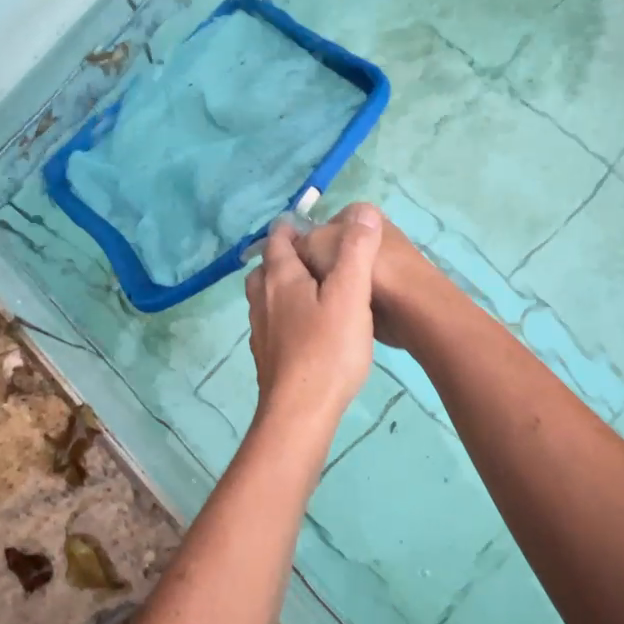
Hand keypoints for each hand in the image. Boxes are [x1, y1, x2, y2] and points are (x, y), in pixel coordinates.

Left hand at [245, 206, 383, 429]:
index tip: (306, 225)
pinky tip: (305, 329)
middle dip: (282, 258)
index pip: (277, 242)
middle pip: (265, 269)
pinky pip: (271, 324)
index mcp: (281, 279)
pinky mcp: (266, 357)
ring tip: (309, 291)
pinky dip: (284, 316)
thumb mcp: (350, 294)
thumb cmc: (327, 350)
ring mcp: (261, 331)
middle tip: (309, 257)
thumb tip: (363, 211)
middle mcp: (263, 300)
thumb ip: (356, 251)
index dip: (290, 229)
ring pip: (265, 298)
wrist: (299, 411)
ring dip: (281, 288)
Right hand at [294, 204, 438, 349]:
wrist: (409, 306)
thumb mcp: (316, 244)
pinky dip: (348, 301)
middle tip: (303, 287)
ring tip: (320, 303)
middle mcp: (373, 230)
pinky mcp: (389, 287)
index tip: (293, 267)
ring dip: (332, 287)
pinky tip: (340, 313)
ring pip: (342, 273)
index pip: (319, 224)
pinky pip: (356, 291)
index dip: (303, 245)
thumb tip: (290, 252)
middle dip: (317, 267)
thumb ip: (298, 243)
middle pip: (330, 249)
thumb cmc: (363, 267)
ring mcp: (383, 260)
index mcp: (359, 211)